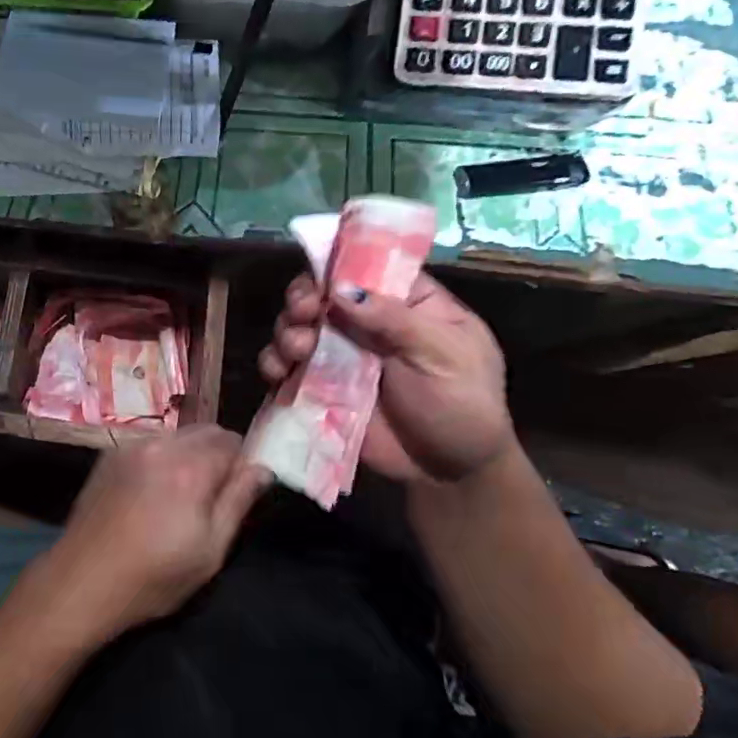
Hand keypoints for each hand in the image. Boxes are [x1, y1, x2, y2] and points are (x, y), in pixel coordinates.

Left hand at [35, 426, 270, 640]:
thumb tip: (262, 468)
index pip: (235, 442)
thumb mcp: (210, 550)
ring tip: (181, 495)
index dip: (244, 464)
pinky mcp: (110, 455)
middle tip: (214, 495)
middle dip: (219, 454)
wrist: (82, 581)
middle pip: (207, 431)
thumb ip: (239, 502)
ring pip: (178, 435)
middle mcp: (162, 446)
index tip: (239, 491)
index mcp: (191, 468)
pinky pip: (151, 443)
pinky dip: (162, 457)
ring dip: (190, 454)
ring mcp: (131, 446)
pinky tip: (152, 492)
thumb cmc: (153, 577)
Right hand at [259, 272, 513, 482]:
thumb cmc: (463, 406)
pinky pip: (288, 368)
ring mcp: (340, 355)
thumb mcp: (443, 355)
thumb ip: (394, 319)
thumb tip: (339, 288)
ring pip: (298, 327)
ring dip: (287, 330)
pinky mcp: (320, 388)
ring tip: (296, 349)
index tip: (318, 275)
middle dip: (303, 297)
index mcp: (406, 303)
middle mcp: (367, 322)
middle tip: (302, 313)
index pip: (366, 267)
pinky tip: (278, 372)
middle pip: (321, 293)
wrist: (449, 474)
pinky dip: (274, 364)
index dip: (337, 263)